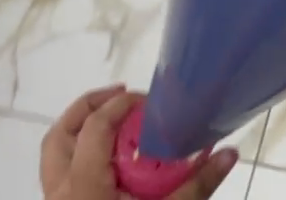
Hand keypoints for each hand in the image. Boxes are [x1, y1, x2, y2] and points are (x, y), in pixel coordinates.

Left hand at [41, 86, 238, 199]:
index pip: (94, 128)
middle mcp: (59, 195)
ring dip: (81, 130)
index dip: (119, 105)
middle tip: (122, 95)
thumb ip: (197, 186)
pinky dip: (82, 155)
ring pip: (54, 156)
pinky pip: (61, 176)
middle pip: (59, 136)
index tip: (149, 99)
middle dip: (88, 108)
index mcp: (81, 189)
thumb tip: (231, 152)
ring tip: (117, 123)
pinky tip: (114, 163)